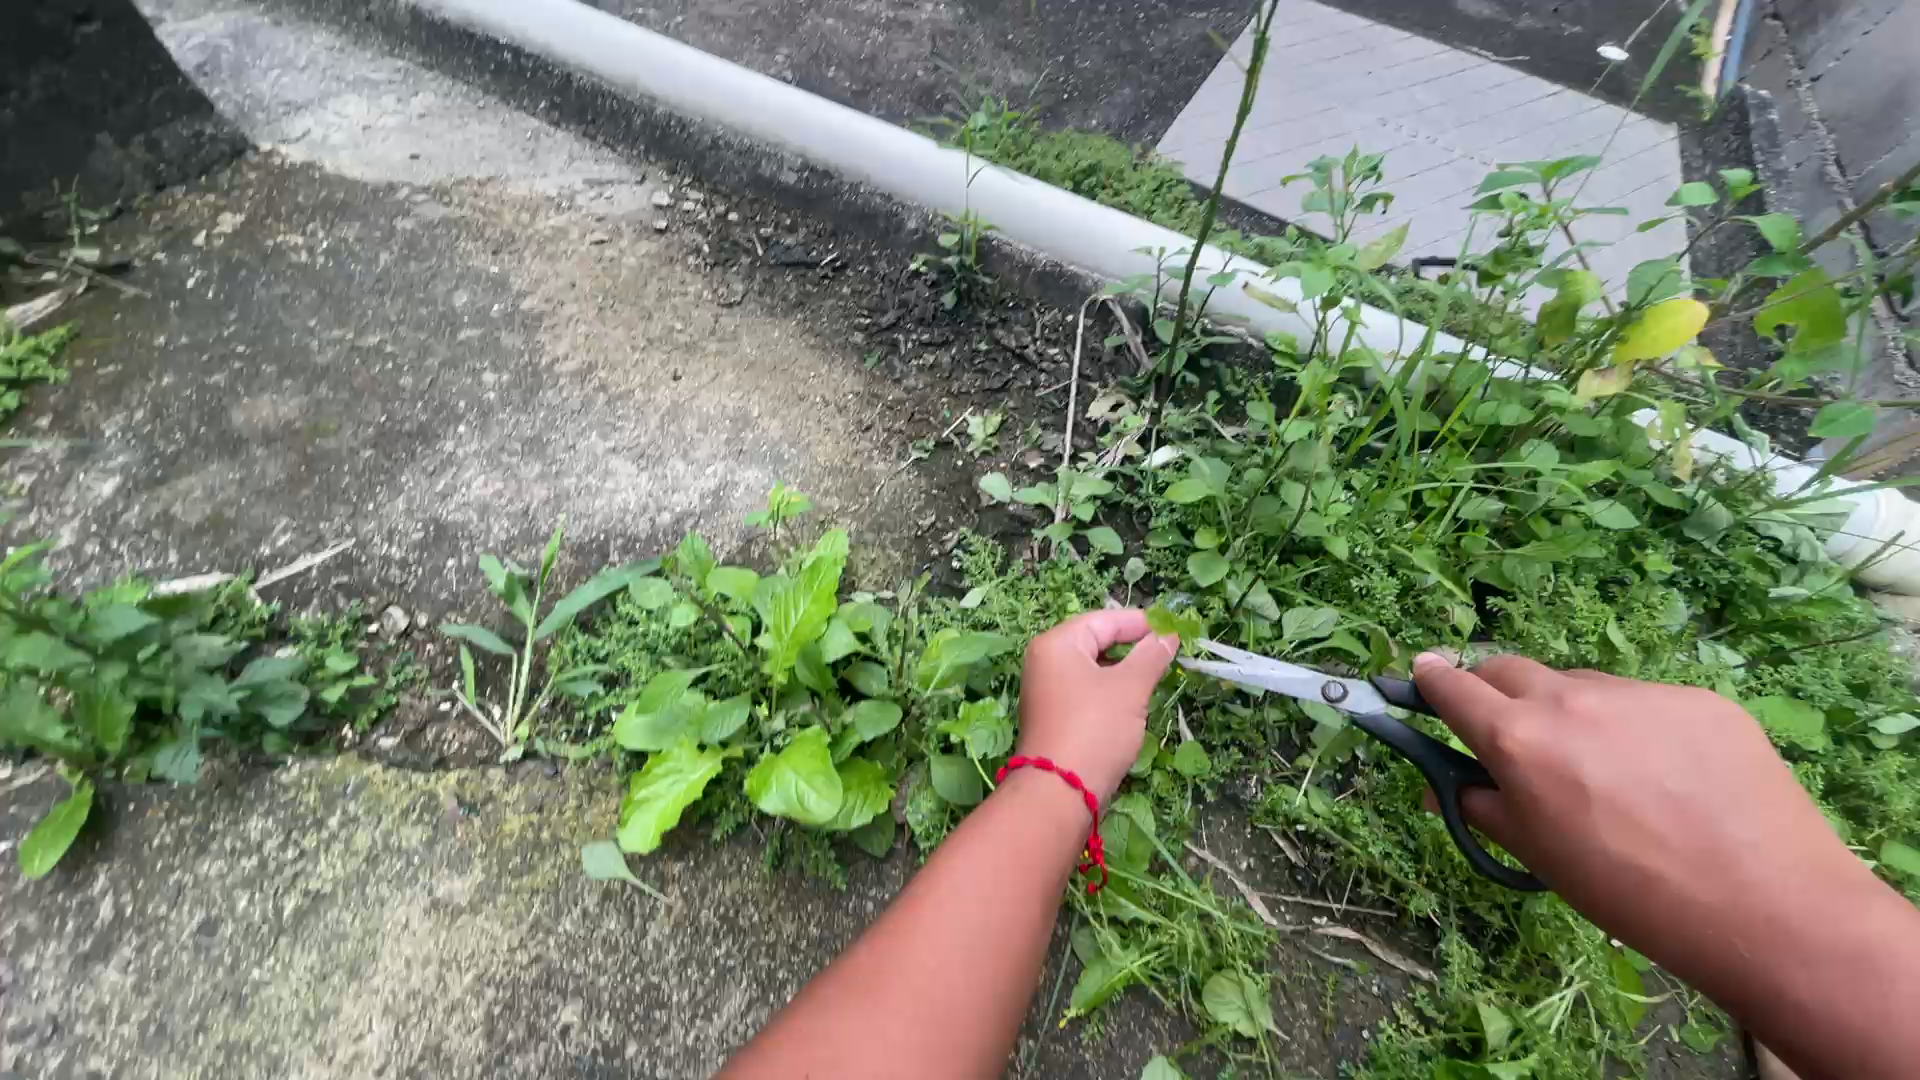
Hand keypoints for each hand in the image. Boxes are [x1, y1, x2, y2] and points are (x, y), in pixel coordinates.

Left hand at [1015, 610, 1178, 804]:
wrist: (1060, 791)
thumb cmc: (1095, 727)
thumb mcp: (1129, 687)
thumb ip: (1150, 656)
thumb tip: (1168, 636)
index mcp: (1057, 644)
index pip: (1102, 620)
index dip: (1139, 623)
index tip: (1172, 629)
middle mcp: (1045, 661)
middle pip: (1095, 642)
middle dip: (1132, 647)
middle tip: (1167, 653)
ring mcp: (1047, 690)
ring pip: (1092, 669)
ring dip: (1123, 671)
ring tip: (1155, 677)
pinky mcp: (1054, 716)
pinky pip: (1086, 691)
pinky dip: (1110, 692)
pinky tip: (1133, 704)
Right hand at [1411, 654, 1896, 1007]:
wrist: (1772, 914)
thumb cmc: (1625, 889)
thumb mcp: (1530, 850)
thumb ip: (1473, 803)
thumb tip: (1438, 784)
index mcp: (1514, 737)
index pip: (1448, 684)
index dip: (1428, 679)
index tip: (1423, 675)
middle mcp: (1566, 700)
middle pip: (1504, 667)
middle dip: (1492, 689)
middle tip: (1510, 729)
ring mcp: (1635, 694)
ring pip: (1574, 684)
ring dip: (1564, 708)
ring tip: (1600, 763)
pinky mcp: (1697, 700)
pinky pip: (1639, 699)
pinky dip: (1630, 723)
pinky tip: (1661, 770)